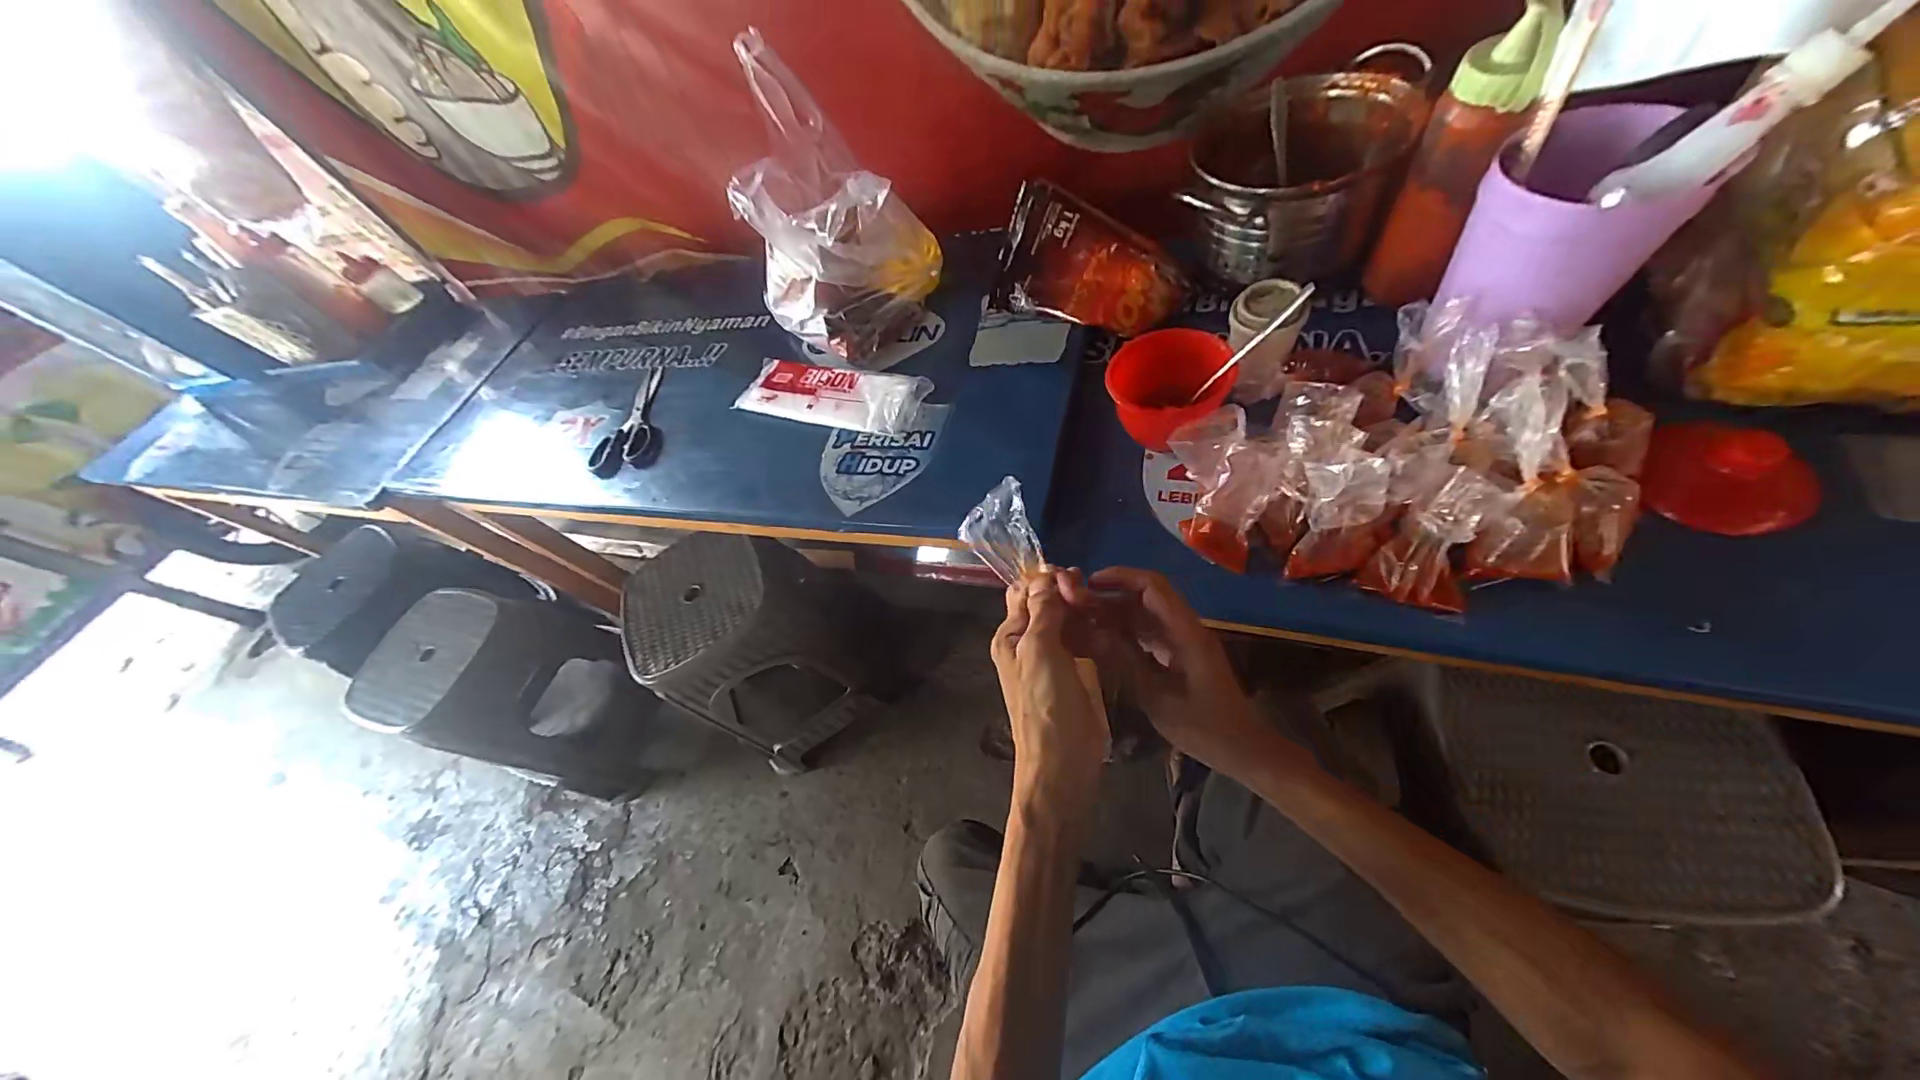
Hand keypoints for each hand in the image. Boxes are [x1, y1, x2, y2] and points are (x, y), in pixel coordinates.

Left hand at [991, 571, 1110, 816]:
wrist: (1062, 762)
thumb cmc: (1046, 706)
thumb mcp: (1040, 651)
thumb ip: (1043, 612)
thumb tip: (1044, 575)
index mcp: (1011, 636)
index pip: (1024, 593)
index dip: (1045, 580)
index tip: (1074, 575)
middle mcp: (1028, 643)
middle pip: (1046, 605)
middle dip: (1067, 593)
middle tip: (1093, 590)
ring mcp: (1053, 659)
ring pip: (1067, 621)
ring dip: (1083, 611)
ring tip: (1103, 607)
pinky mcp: (1076, 673)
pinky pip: (1083, 642)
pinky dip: (1093, 631)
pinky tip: (1108, 628)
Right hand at [1069, 567, 1297, 778]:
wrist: (1244, 750)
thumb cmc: (1204, 727)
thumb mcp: (1158, 697)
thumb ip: (1126, 661)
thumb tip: (1093, 632)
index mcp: (1186, 632)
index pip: (1152, 586)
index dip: (1120, 577)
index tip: (1089, 583)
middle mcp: (1186, 628)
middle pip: (1148, 595)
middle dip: (1113, 594)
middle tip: (1078, 603)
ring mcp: (1185, 641)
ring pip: (1148, 614)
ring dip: (1118, 613)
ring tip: (1084, 619)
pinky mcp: (1182, 655)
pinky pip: (1152, 632)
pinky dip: (1127, 631)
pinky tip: (1104, 639)